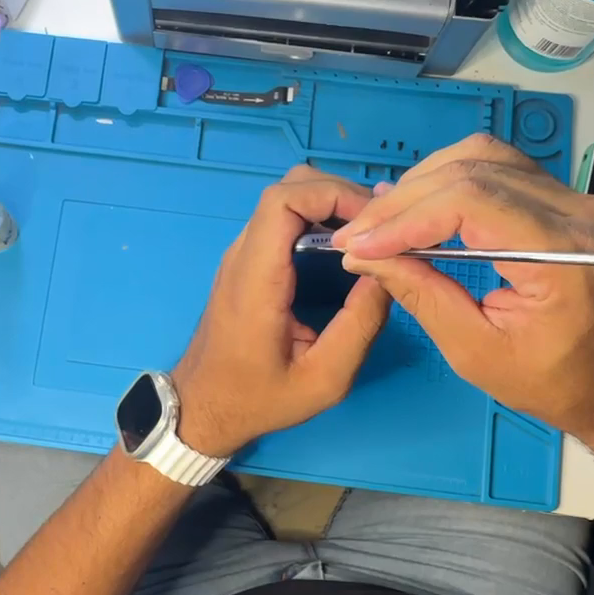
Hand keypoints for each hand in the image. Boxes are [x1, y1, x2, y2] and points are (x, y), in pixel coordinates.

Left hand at [171, 165, 393, 456]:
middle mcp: (243, 255)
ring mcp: (242, 255)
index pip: (284, 200)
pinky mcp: (248, 262)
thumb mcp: (323, 379)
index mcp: (256, 279)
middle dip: (339, 194)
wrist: (204, 406)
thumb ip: (359, 326)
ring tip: (370, 236)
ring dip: (330, 205)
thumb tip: (388, 272)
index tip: (373, 220)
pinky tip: (346, 247)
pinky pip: (283, 220)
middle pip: (288, 188)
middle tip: (381, 227)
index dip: (332, 194)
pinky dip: (318, 218)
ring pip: (286, 199)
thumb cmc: (258, 398)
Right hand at [334, 134, 593, 473]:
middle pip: (473, 169)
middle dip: (403, 199)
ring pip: (484, 157)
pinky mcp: (570, 201)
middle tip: (357, 234)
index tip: (357, 244)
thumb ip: (421, 295)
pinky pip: (500, 170)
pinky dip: (450, 183)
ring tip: (383, 221)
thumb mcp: (476, 351)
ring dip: (423, 184)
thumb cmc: (556, 384)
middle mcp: (579, 211)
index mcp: (564, 253)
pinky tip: (420, 209)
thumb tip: (363, 256)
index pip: (470, 201)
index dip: (404, 217)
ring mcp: (579, 200)